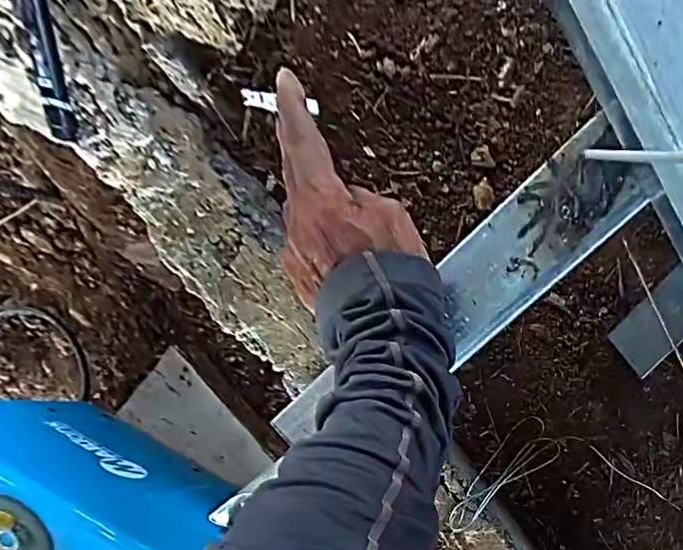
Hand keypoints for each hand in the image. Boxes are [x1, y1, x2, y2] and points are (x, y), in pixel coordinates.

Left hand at [274, 67, 427, 308]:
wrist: (388, 333)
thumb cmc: (396, 281)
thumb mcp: (397, 220)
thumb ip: (366, 198)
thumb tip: (351, 202)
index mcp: (321, 200)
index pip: (302, 141)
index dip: (293, 107)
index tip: (286, 84)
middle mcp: (299, 224)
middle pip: (296, 178)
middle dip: (306, 161)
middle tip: (309, 143)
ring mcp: (297, 256)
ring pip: (306, 219)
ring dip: (325, 217)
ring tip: (357, 238)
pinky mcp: (302, 283)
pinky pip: (310, 251)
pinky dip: (326, 249)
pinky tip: (349, 263)